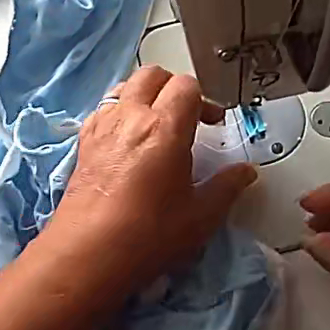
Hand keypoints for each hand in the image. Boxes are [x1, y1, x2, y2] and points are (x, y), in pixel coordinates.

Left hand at [42, 66, 258, 297]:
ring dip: (144, 95)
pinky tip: (127, 140)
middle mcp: (131, 117)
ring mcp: (102, 127)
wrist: (87, 254)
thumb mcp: (201, 216)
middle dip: (173, 87)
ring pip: (124, 87)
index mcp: (165, 128)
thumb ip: (226, 187)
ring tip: (156, 122)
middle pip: (152, 75)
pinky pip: (103, 109)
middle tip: (186, 114)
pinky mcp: (83, 142)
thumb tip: (245, 172)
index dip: (204, 100)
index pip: (187, 86)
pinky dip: (119, 112)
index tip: (212, 124)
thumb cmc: (148, 235)